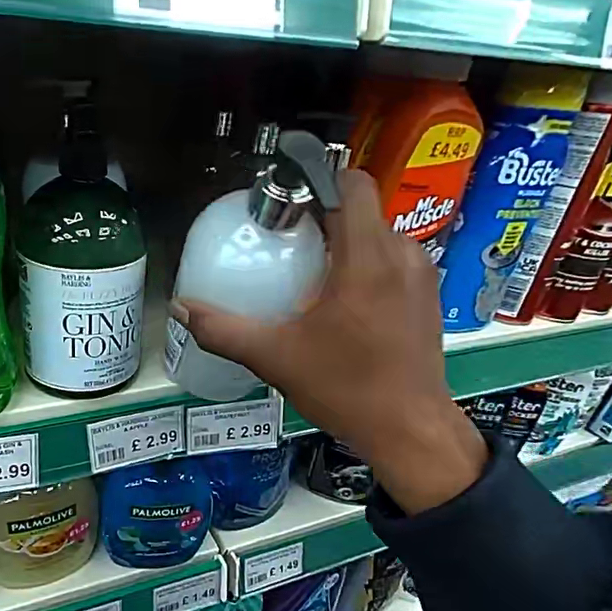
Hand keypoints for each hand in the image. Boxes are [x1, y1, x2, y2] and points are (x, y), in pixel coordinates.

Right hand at [172, 169, 485, 514]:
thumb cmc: (347, 388)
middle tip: (290, 244)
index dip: (320, 180)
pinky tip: (345, 302)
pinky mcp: (430, 296)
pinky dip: (369, 265)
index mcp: (367, 259)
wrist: (410, 430)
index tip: (289, 204)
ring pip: (379, 235)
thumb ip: (224, 330)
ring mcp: (422, 275)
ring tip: (315, 275)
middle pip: (361, 209)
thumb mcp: (276, 358)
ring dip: (348, 243)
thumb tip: (181, 308)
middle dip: (325, 216)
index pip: (352, 184)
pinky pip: (395, 260)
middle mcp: (403, 255)